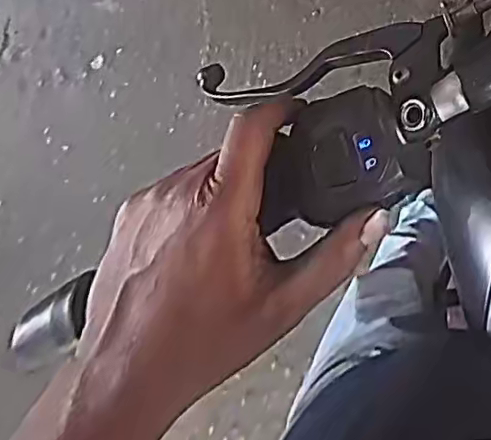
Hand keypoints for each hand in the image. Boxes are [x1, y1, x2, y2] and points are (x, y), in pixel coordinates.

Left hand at [74, 100, 391, 431]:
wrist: (119, 383)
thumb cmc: (191, 347)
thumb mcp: (282, 304)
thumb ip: (337, 255)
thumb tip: (371, 221)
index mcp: (219, 208)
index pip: (252, 125)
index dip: (283, 107)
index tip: (299, 110)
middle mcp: (179, 196)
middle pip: (235, 149)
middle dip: (263, 166)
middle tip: (275, 204)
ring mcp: (150, 203)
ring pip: (206, 168)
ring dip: (229, 186)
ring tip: (237, 232)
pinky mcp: (130, 215)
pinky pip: (177, 186)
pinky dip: (198, 202)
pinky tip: (201, 243)